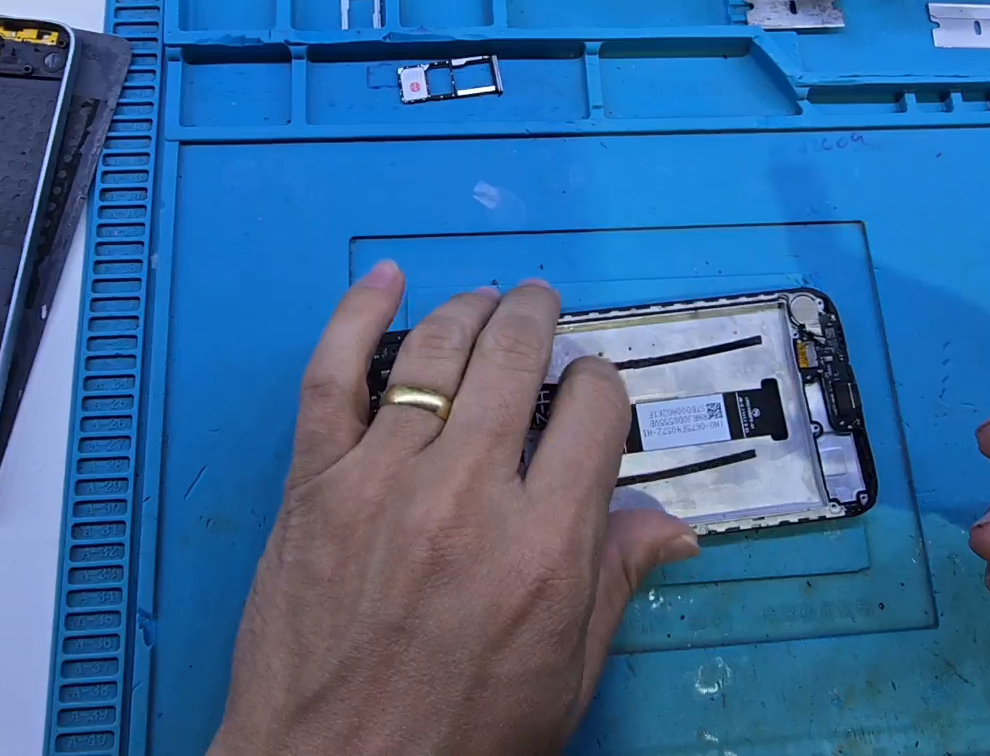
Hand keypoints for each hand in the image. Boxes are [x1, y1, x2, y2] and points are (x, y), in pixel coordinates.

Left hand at [211, 262, 698, 755]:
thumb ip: (616, 583)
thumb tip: (672, 524)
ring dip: (469, 310)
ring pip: (436, 352)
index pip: (596, 411)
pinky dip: (355, 316)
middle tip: (541, 306)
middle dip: (538, 317)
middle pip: (517, 358)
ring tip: (485, 301)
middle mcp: (468, 492)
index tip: (589, 388)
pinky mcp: (316, 478)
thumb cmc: (456, 738)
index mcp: (545, 544)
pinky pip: (331, 374)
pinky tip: (384, 280)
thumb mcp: (564, 677)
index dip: (601, 385)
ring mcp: (384, 476)